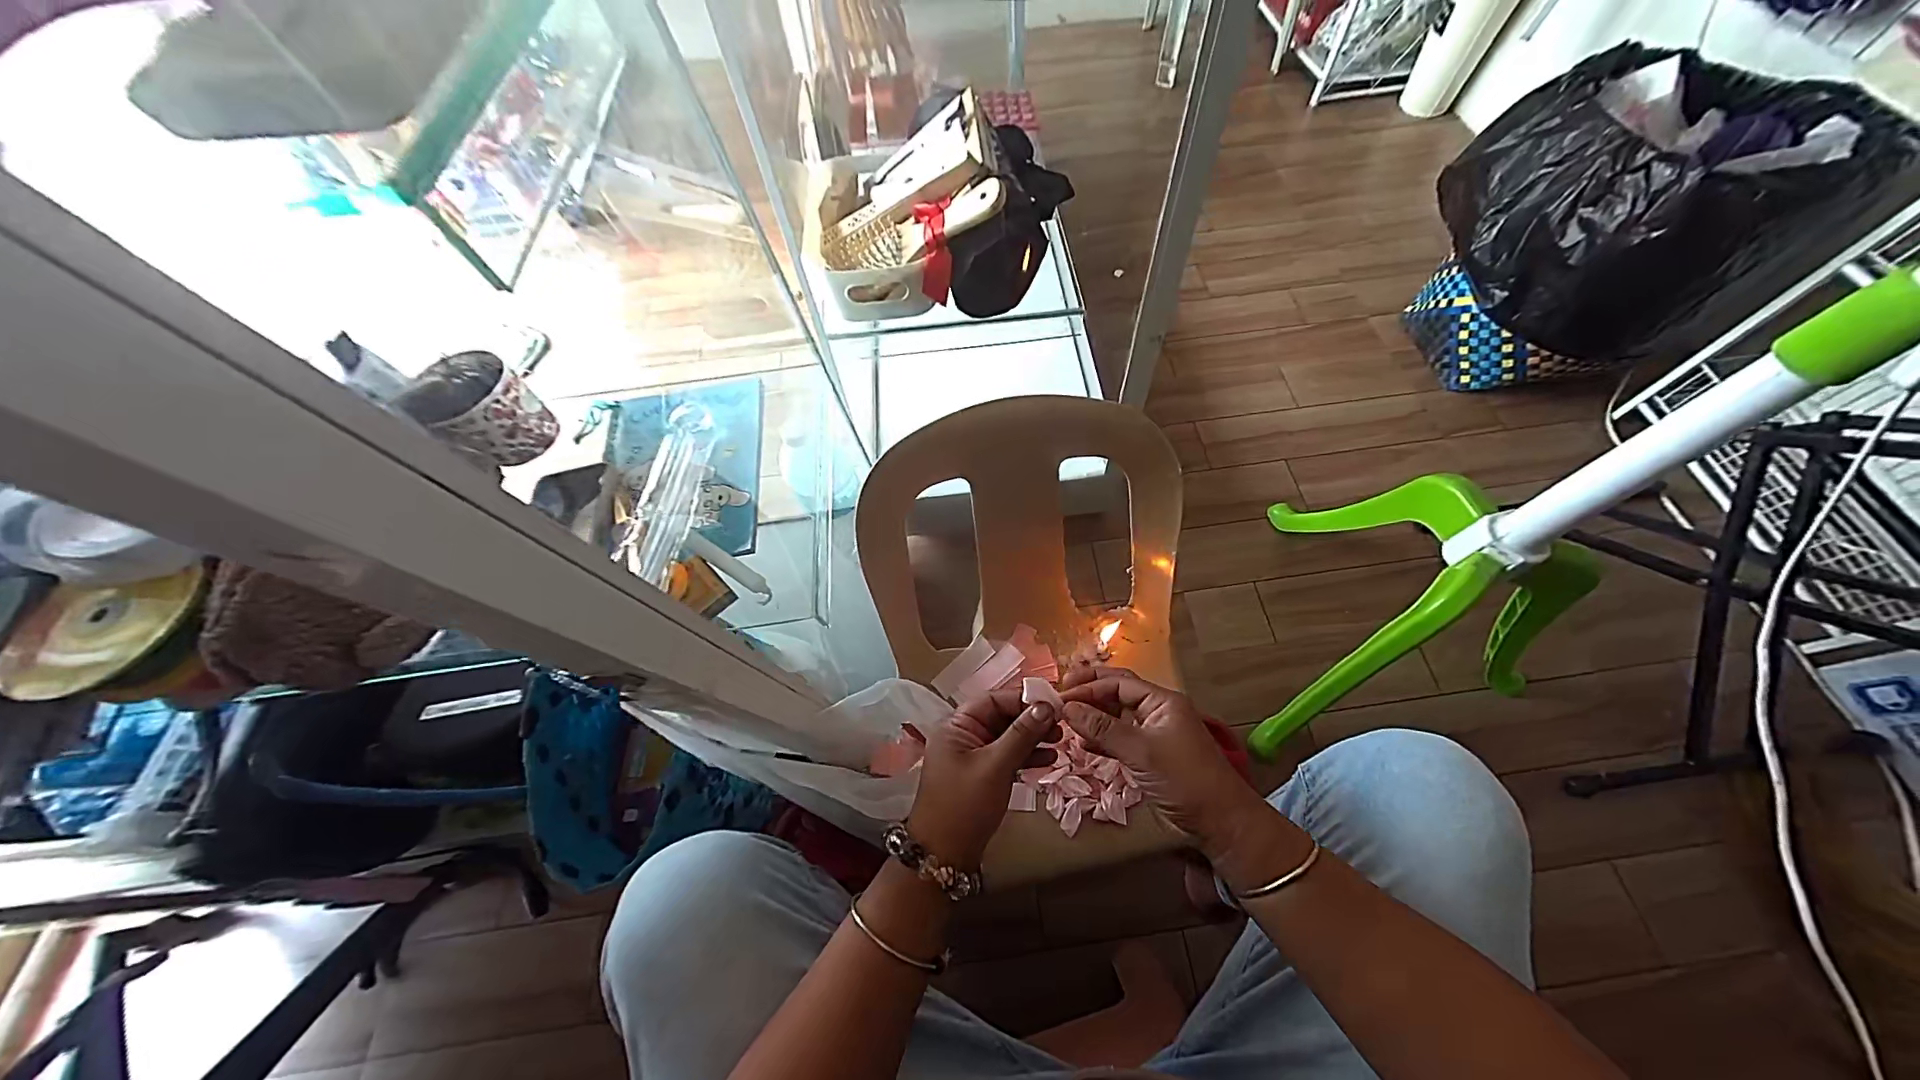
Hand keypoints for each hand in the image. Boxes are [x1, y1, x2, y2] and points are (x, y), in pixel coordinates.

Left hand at [904, 688, 1057, 871]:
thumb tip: (1046, 706)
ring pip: (1007, 737)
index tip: (1053, 703)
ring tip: (1060, 741)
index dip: (1023, 699)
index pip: (993, 700)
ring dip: (1033, 738)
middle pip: (1001, 717)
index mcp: (956, 726)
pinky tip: (1049, 759)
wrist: (944, 854)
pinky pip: (1007, 756)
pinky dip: (1026, 756)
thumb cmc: (965, 805)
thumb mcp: (995, 766)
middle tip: (1061, 724)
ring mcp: (972, 756)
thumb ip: (1021, 735)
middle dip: (1031, 719)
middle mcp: (963, 736)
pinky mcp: (982, 775)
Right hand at [1057, 665, 1286, 870]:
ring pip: (1116, 717)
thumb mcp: (1141, 750)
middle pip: (1117, 694)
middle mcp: (1157, 712)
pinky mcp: (1149, 757)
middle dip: (1088, 694)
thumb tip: (1066, 707)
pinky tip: (1081, 745)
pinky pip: (1118, 740)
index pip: (1118, 683)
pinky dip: (1100, 740)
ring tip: (1064, 720)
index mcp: (1162, 701)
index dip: (1088, 686)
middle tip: (1058, 698)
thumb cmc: (1184, 779)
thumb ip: (1102, 727)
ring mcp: (1153, 735)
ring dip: (1091, 718)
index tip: (1060, 696)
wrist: (1219, 822)